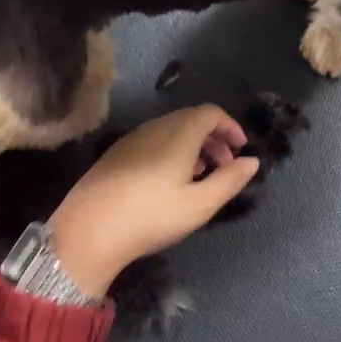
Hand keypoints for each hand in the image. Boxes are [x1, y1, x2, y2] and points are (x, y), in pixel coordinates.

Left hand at [47, 105, 260, 295]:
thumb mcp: (199, 205)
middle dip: (213, 136)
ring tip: (200, 174)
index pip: (210, 112)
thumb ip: (229, 181)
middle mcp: (155, 127)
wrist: (89, 229)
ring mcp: (133, 138)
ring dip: (193, 144)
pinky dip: (172, 149)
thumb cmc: (151, 216)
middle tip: (225, 164)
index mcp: (179, 133)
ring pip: (171, 128)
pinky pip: (153, 139)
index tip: (241, 148)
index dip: (230, 125)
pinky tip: (169, 180)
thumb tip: (252, 161)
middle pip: (190, 118)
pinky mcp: (117, 152)